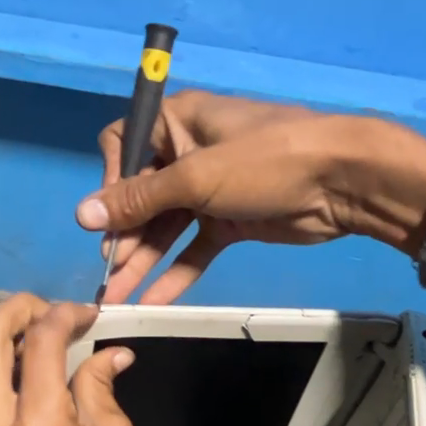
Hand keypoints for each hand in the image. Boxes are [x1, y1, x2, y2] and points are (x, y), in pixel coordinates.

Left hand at [0, 295, 137, 425]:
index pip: (40, 341)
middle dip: (20, 309)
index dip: (66, 314)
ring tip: (38, 334)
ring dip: (0, 330)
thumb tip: (110, 350)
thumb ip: (101, 388)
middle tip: (55, 314)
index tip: (89, 315)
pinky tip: (26, 365)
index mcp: (38, 425)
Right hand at [82, 90, 425, 303]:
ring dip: (142, 262)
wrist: (345, 181)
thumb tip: (81, 215)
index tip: (106, 218)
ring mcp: (209, 191)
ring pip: (165, 228)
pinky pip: (192, 248)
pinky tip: (152, 302)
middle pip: (141, 197)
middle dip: (123, 235)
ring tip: (116, 299)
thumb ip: (138, 200)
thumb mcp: (195, 177)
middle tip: (108, 272)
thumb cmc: (265, 161)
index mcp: (176, 123)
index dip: (110, 183)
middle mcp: (186, 154)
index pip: (122, 147)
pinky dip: (175, 273)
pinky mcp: (228, 221)